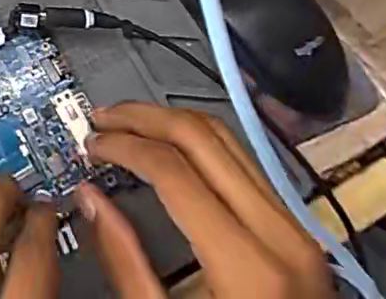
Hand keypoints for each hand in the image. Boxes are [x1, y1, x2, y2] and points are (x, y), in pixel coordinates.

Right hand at [75, 103, 333, 298]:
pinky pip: (240, 160)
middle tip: (101, 119)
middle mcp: (280, 233)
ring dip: (168, 121)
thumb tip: (89, 197)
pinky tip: (165, 145)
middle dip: (142, 118)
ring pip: (223, 137)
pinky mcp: (296, 229)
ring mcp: (295, 227)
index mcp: (250, 268)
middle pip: (199, 137)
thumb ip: (126, 264)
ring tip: (127, 124)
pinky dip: (196, 141)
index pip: (173, 170)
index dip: (123, 146)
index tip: (91, 144)